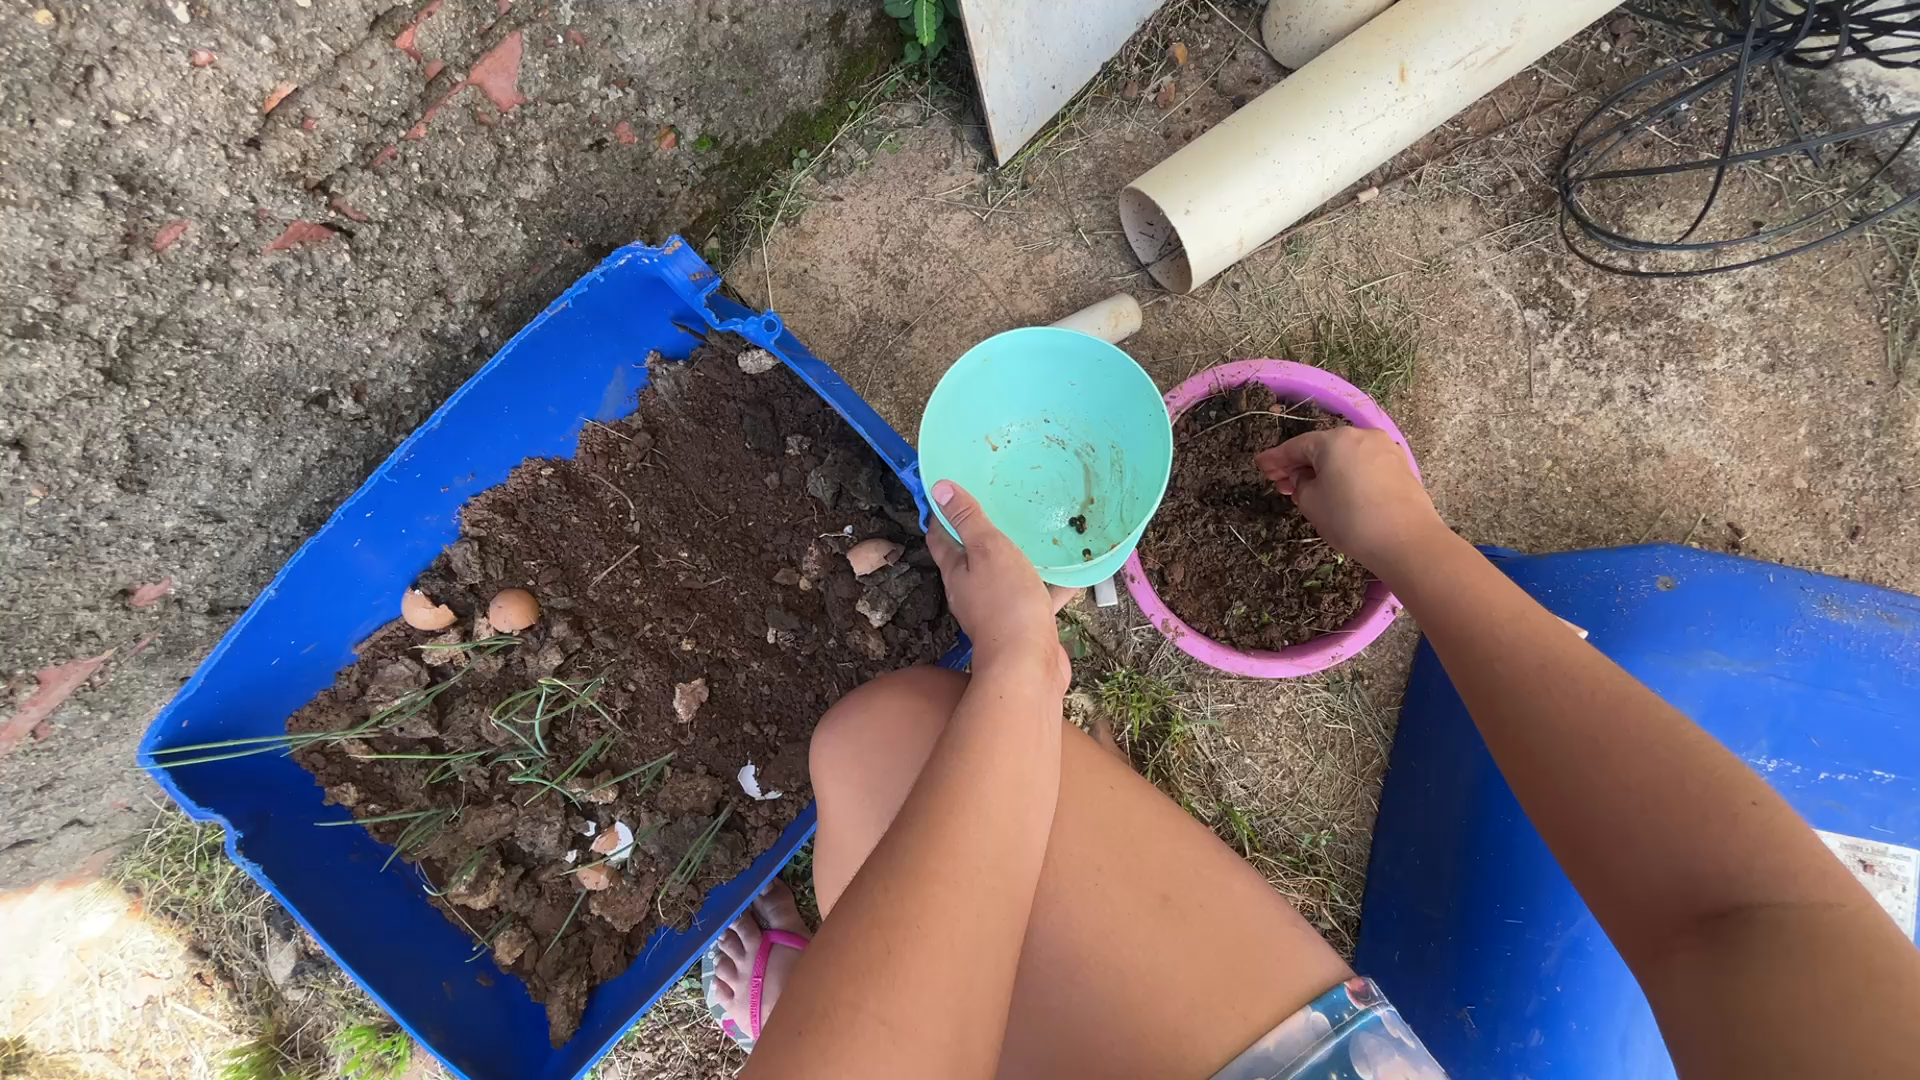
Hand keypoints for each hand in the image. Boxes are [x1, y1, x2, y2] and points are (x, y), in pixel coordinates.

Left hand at [925, 480, 1069, 688]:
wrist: (1028, 664)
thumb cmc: (1005, 602)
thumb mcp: (986, 549)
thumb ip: (967, 519)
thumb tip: (939, 488)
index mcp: (957, 571)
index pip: (940, 536)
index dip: (942, 513)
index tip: (952, 492)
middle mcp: (972, 590)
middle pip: (973, 557)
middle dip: (983, 533)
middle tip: (1001, 506)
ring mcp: (998, 609)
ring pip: (1007, 576)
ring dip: (1017, 558)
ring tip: (1037, 533)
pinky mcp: (1025, 624)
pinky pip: (1038, 597)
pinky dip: (1050, 585)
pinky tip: (1072, 572)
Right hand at [1255, 427, 1449, 574]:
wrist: (1406, 540)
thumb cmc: (1349, 519)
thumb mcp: (1310, 502)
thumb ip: (1299, 484)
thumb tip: (1304, 477)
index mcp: (1334, 440)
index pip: (1295, 447)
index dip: (1274, 459)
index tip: (1259, 465)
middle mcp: (1360, 436)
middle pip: (1321, 448)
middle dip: (1298, 465)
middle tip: (1279, 482)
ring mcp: (1384, 449)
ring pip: (1343, 456)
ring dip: (1322, 470)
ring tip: (1305, 491)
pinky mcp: (1398, 466)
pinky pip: (1361, 464)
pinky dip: (1344, 474)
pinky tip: (1334, 491)